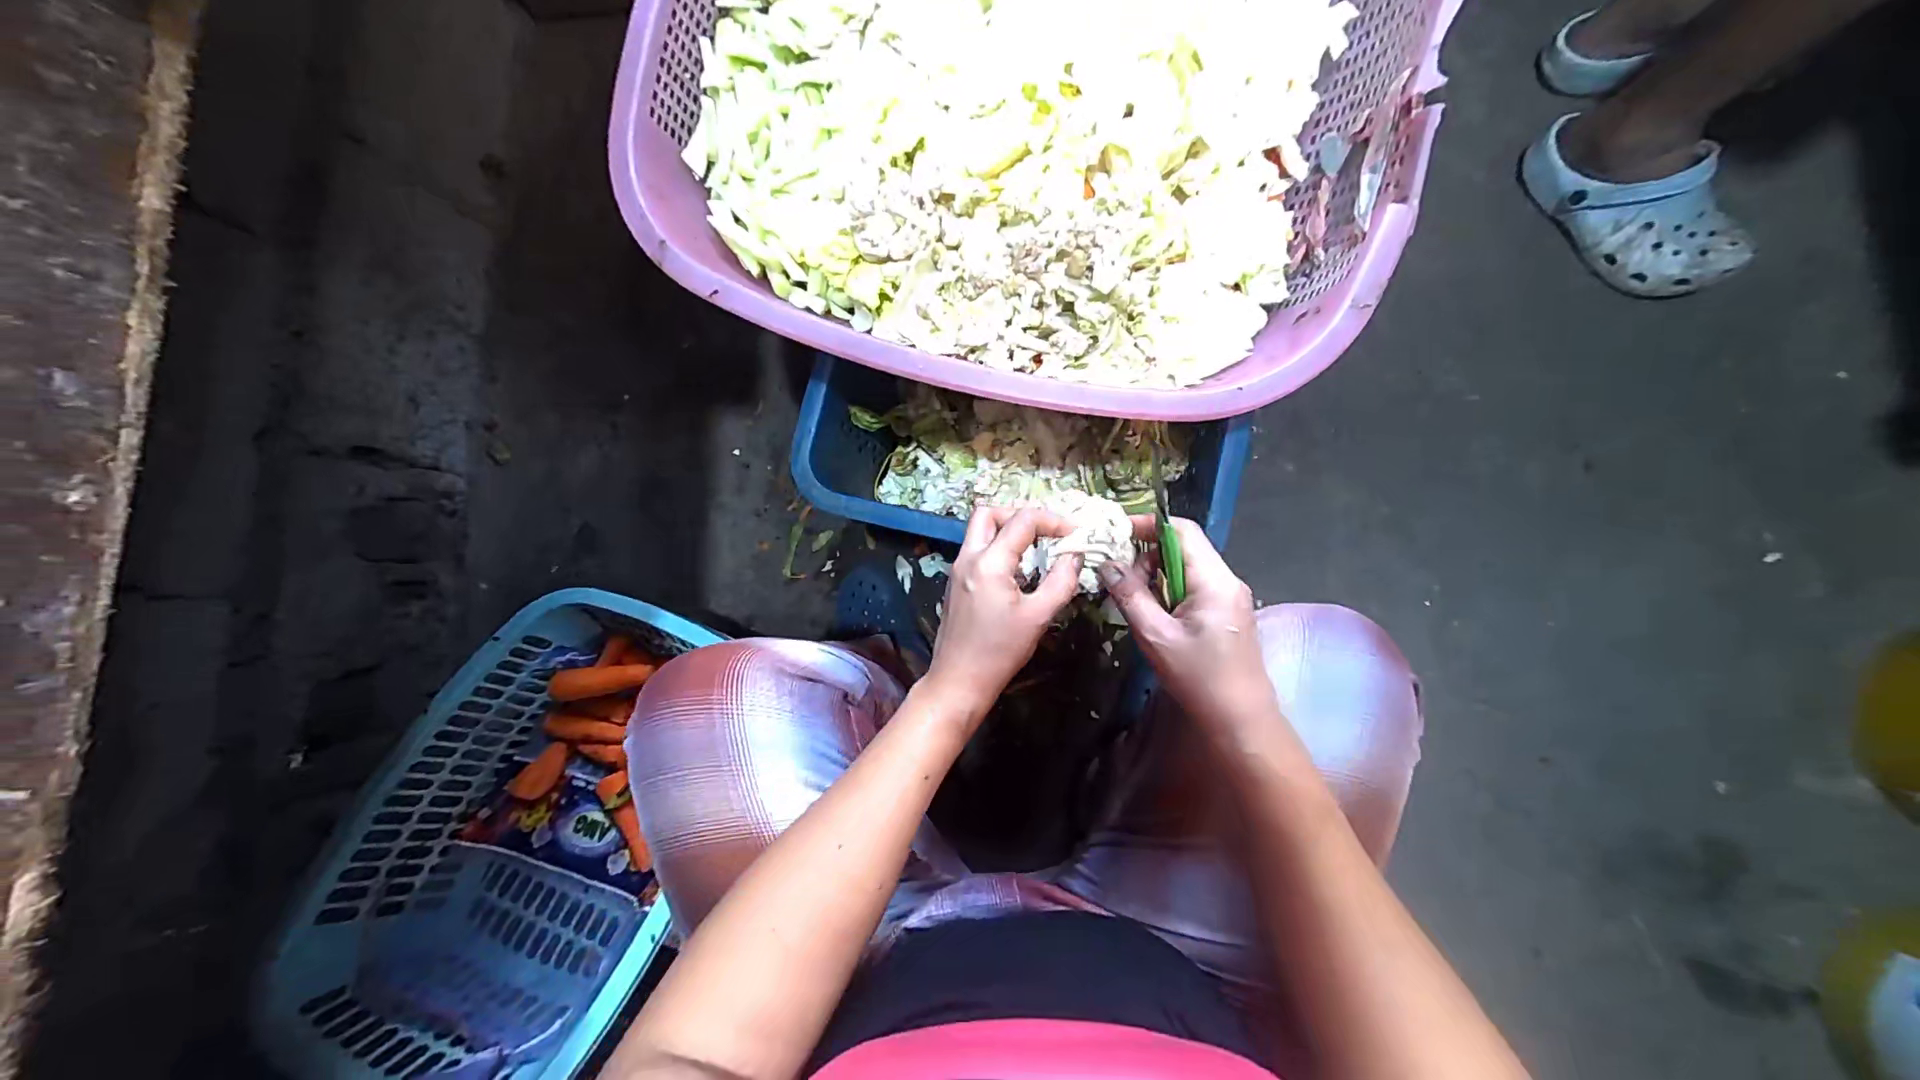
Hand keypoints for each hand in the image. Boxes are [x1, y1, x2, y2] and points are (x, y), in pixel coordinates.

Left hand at [923, 505, 1081, 725]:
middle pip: (990, 513)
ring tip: (1037, 550)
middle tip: (1048, 533)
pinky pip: (977, 550)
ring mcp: (958, 569)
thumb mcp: (1038, 617)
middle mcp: (968, 558)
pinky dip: (999, 548)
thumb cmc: (999, 652)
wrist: (958, 681)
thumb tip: (1075, 555)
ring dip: (1008, 530)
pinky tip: (1019, 570)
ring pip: (980, 530)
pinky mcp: (956, 583)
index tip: (1075, 534)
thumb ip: (1061, 581)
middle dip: (1021, 516)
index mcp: (988, 562)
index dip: (1053, 521)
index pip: (1022, 520)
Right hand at [1100, 516, 1277, 736]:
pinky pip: (1194, 586)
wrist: (1240, 719)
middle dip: (1148, 555)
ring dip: (1157, 575)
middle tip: (1120, 577)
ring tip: (1135, 600)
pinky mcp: (1227, 613)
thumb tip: (1107, 564)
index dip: (1147, 525)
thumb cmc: (1198, 677)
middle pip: (1184, 547)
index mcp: (1214, 580)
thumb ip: (1130, 595)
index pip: (1181, 530)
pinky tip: (1156, 614)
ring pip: (1187, 567)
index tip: (1116, 534)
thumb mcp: (1155, 635)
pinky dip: (1170, 590)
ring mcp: (1230, 597)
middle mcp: (1227, 580)